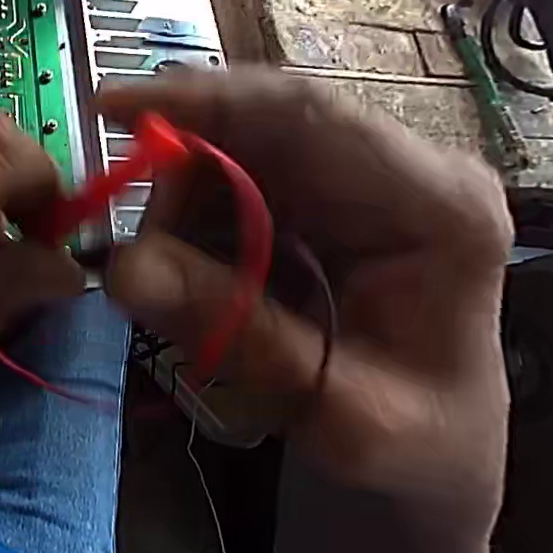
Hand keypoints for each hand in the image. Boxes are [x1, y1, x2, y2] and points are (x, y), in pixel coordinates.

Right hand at [101, 71, 511, 550]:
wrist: (433, 453)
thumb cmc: (415, 444)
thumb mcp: (338, 411)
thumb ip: (238, 332)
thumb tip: (125, 268)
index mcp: (437, 203)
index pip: (308, 115)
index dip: (206, 99)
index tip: (115, 108)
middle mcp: (400, 169)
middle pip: (266, 119)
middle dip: (181, 158)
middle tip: (119, 208)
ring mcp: (358, 178)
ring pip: (240, 144)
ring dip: (182, 193)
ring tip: (161, 262)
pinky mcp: (321, 196)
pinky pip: (236, 176)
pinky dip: (192, 210)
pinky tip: (183, 257)